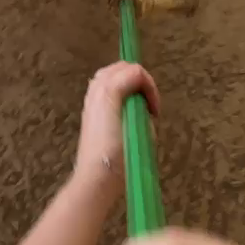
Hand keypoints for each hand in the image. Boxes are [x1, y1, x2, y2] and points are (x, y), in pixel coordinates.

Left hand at [75, 62, 160, 189]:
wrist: (96, 176)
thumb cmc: (120, 157)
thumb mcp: (141, 132)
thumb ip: (144, 113)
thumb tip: (143, 109)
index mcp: (110, 90)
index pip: (137, 72)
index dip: (151, 87)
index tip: (155, 111)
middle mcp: (98, 87)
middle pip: (123, 67)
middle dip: (139, 81)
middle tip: (149, 104)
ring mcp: (91, 96)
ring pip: (112, 73)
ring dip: (127, 82)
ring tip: (138, 104)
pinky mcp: (89, 107)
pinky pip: (104, 84)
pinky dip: (116, 88)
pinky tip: (124, 107)